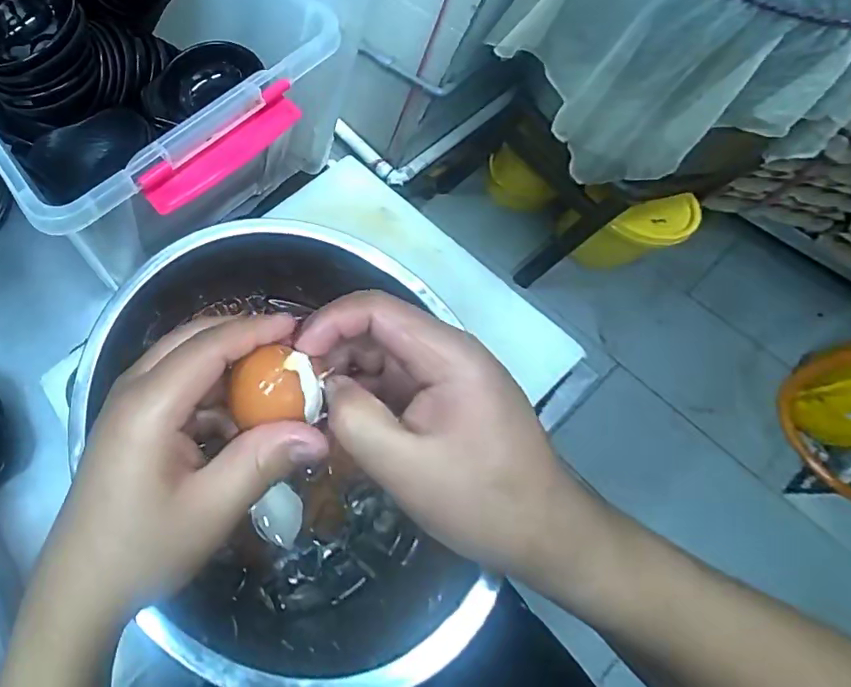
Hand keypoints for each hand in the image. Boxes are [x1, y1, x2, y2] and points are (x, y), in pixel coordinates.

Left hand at [50, 313, 329, 614]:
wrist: (82, 579)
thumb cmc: (143, 545)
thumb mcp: (209, 509)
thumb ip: (260, 463)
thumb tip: (316, 433)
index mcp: (148, 401)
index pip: (206, 346)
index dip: (253, 331)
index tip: (297, 326)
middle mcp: (133, 386)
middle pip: (190, 341)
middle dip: (240, 338)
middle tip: (289, 351)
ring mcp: (127, 400)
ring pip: (181, 361)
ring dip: (224, 366)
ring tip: (272, 384)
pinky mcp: (130, 418)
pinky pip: (173, 386)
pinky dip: (208, 393)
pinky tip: (237, 421)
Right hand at [294, 291, 600, 579]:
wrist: (552, 541)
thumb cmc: (485, 503)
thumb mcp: (407, 468)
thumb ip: (355, 420)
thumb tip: (324, 388)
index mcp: (448, 355)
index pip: (375, 308)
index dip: (329, 322)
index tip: (298, 354)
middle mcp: (446, 351)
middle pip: (373, 326)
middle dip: (331, 349)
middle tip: (298, 384)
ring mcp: (444, 372)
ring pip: (376, 351)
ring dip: (342, 371)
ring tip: (314, 404)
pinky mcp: (440, 393)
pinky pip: (388, 377)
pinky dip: (360, 391)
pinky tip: (342, 416)